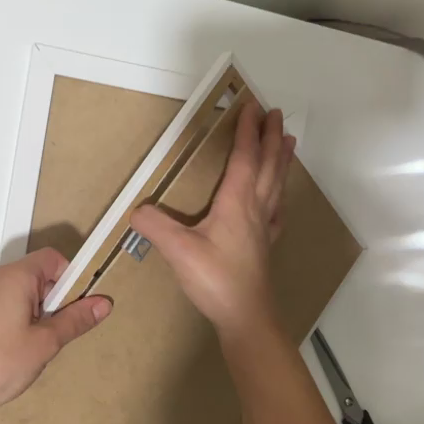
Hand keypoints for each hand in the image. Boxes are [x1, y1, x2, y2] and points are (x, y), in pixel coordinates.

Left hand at [0, 248, 111, 423]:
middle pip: (35, 274)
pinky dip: (15, 318)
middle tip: (55, 334)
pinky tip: (12, 350)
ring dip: (34, 312)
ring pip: (18, 291)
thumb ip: (76, 319)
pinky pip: (1, 303)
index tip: (76, 308)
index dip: (71, 278)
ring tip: (33, 346)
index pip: (52, 258)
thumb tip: (104, 302)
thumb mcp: (45, 343)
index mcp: (14, 276)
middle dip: (53, 299)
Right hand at [130, 100, 294, 336]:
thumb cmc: (216, 281)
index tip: (250, 106)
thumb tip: (134, 210)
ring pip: (276, 184)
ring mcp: (263, 228)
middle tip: (276, 114)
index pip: (245, 158)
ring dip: (281, 160)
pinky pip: (276, 210)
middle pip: (268, 165)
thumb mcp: (178, 251)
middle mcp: (255, 210)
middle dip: (271, 138)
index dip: (247, 132)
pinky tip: (279, 198)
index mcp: (237, 203)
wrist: (246, 317)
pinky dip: (279, 194)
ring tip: (289, 142)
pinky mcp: (264, 246)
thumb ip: (155, 226)